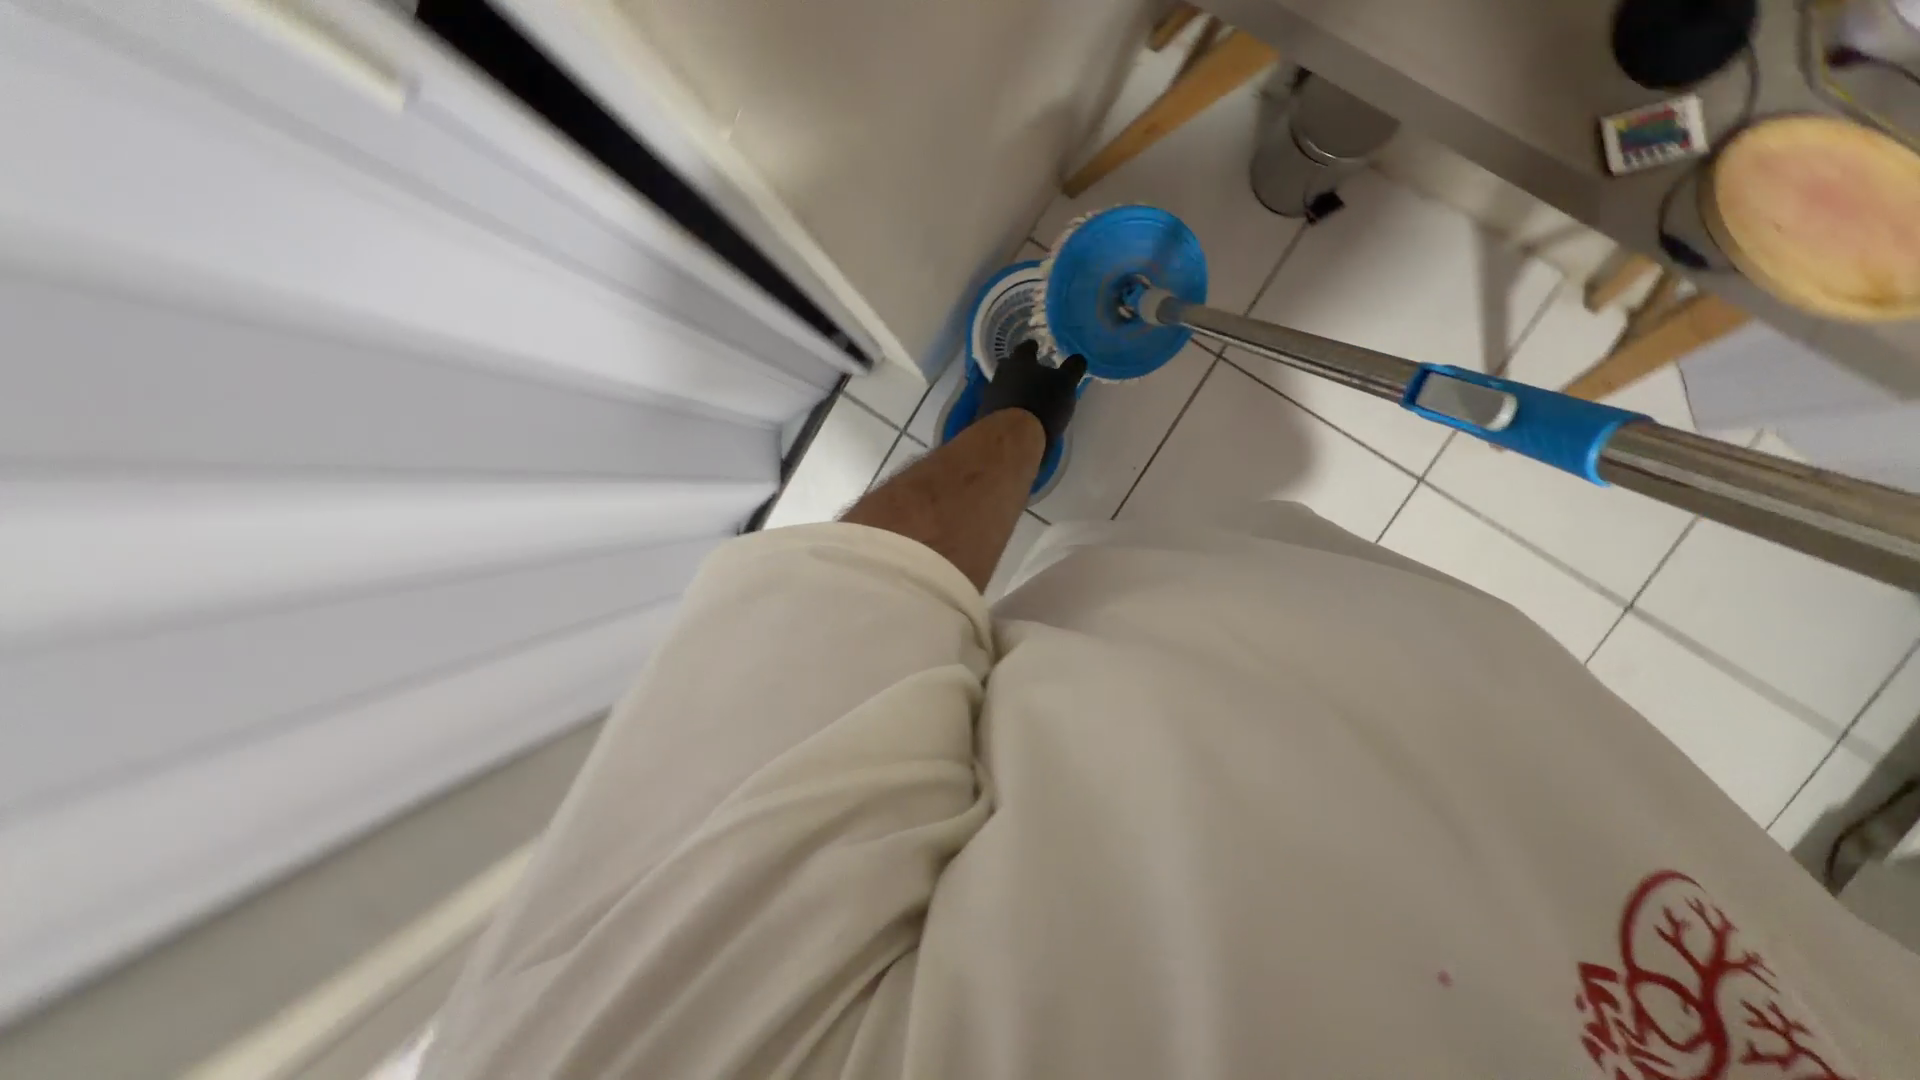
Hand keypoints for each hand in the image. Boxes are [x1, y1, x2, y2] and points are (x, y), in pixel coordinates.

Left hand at [978, 341, 1086, 448]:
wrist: (1012, 437)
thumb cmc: (1043, 404)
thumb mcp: (1066, 384)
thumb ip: (1072, 369)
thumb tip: (1078, 358)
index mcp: (1020, 362)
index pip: (1025, 348)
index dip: (1031, 347)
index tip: (1035, 346)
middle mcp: (1000, 375)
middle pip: (1008, 367)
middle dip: (1018, 369)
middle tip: (1028, 374)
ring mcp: (989, 397)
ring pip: (1000, 388)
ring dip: (1010, 391)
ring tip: (1022, 399)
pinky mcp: (984, 418)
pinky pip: (996, 409)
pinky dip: (1005, 410)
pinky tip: (1013, 418)